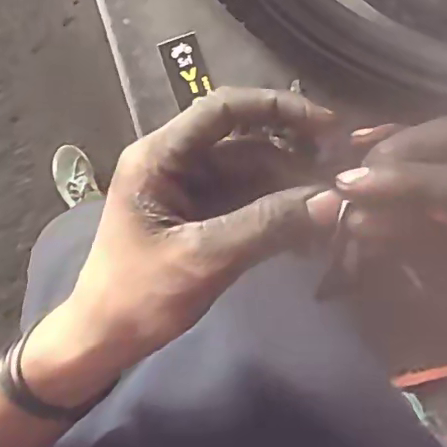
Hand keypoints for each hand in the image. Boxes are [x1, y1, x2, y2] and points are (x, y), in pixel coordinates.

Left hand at [22, 88, 336, 405]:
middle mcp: (175, 161)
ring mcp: (189, 188)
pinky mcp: (201, 214)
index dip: (277, 108)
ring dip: (291, 188)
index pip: (221, 109)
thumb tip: (331, 201)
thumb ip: (266, 225)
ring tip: (334, 209)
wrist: (103, 339)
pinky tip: (309, 230)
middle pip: (243, 140)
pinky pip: (247, 200)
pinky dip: (277, 211)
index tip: (327, 126)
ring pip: (251, 171)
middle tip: (343, 176)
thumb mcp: (204, 258)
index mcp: (159, 155)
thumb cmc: (139, 295)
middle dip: (293, 156)